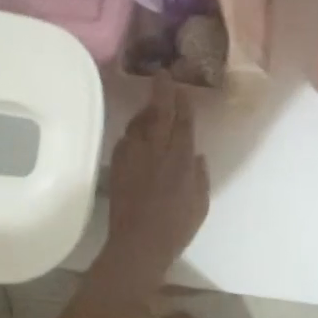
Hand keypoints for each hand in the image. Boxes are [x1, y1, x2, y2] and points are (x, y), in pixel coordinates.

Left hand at [100, 76, 209, 288]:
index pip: (184, 123)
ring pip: (139, 124)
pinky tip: (136, 131)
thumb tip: (196, 155)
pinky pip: (125, 139)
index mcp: (181, 160)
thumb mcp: (200, 203)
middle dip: (162, 92)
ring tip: (151, 102)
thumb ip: (199, 175)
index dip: (184, 104)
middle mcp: (157, 152)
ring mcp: (134, 157)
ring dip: (146, 110)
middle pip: (159, 114)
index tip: (183, 88)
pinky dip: (133, 130)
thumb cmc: (176, 228)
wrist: (138, 244)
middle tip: (162, 74)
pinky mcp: (117, 166)